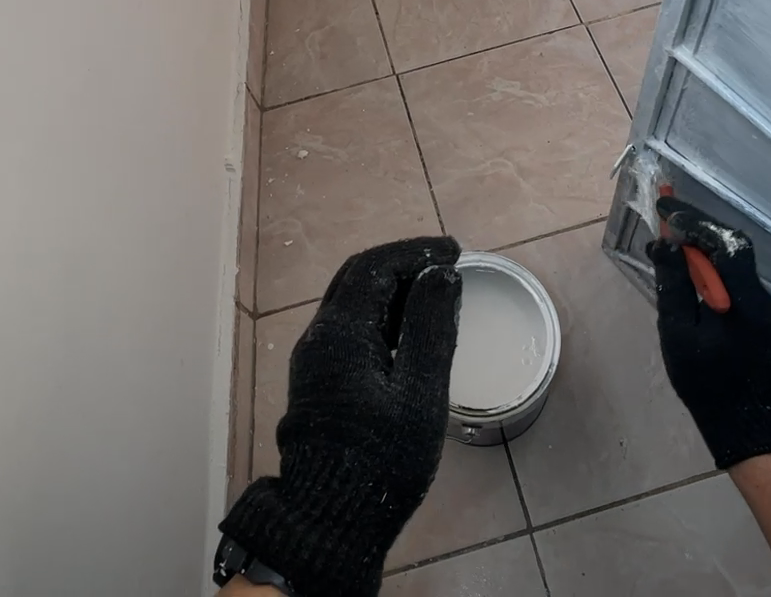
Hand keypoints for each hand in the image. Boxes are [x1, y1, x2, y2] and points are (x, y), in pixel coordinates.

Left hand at [221, 237, 462, 596]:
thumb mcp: (419, 393)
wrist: (328, 519)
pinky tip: (412, 325)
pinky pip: (352, 325)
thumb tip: (442, 274)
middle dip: (403, 262)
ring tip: (436, 288)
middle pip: (359, 277)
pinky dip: (383, 311)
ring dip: (393, 286)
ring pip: (353, 300)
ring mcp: (316, 358)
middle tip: (446, 263)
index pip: (374, 267)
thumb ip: (431, 327)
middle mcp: (320, 336)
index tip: (454, 251)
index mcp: (340, 332)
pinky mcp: (321, 378)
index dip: (415, 251)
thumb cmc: (381, 457)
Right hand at [649, 197, 770, 470]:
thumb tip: (666, 244)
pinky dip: (708, 264)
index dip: (695, 220)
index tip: (665, 209)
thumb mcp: (678, 332)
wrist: (744, 423)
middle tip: (665, 218)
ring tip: (669, 241)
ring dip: (701, 244)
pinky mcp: (756, 315)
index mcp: (744, 298)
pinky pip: (732, 276)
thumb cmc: (706, 380)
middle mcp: (759, 295)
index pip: (725, 241)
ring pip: (732, 259)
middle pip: (732, 245)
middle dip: (697, 226)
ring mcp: (761, 305)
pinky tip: (687, 269)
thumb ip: (673, 285)